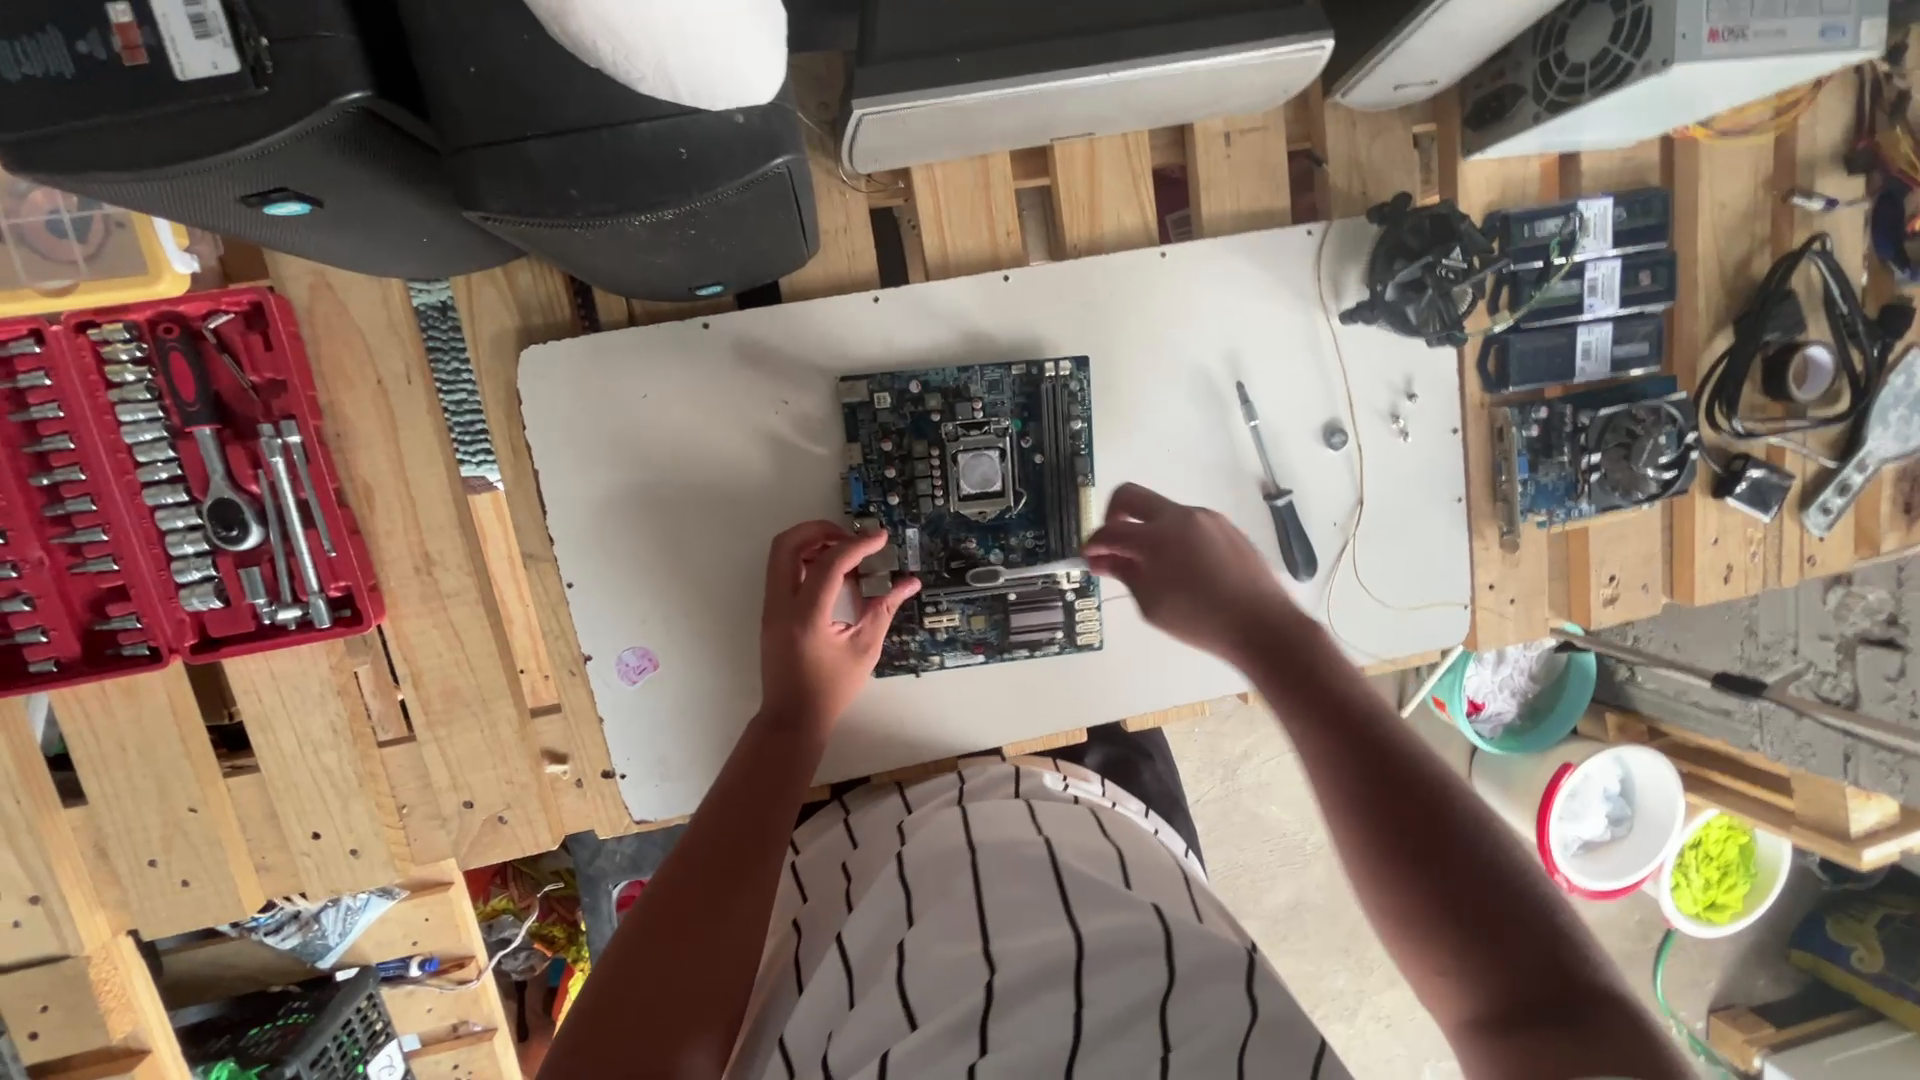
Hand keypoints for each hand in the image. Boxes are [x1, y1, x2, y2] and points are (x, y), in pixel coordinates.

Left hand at [759, 522, 919, 730]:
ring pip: (781, 553)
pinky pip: (783, 570)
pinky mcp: (771, 611)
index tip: (881, 538)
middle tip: (853, 539)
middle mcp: (781, 606)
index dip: (858, 545)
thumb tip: (909, 583)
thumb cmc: (831, 690)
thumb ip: (884, 609)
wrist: (792, 717)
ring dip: (812, 543)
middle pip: (788, 544)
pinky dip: (807, 560)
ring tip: (846, 555)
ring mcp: (771, 607)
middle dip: (822, 530)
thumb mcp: (865, 649)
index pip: (829, 564)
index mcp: (806, 617)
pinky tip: (835, 575)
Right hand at [1083, 483, 1311, 663]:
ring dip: (1147, 530)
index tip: (1089, 558)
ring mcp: (1207, 518)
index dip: (1093, 544)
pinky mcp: (1226, 528)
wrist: (1262, 624)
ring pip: (1163, 512)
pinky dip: (1174, 539)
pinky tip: (1183, 571)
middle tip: (1112, 544)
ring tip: (1152, 568)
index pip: (1110, 530)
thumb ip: (1125, 574)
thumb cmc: (1199, 620)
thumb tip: (1103, 560)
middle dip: (1112, 516)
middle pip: (1131, 496)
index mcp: (1157, 535)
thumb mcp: (1151, 604)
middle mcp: (1180, 516)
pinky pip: (1189, 524)